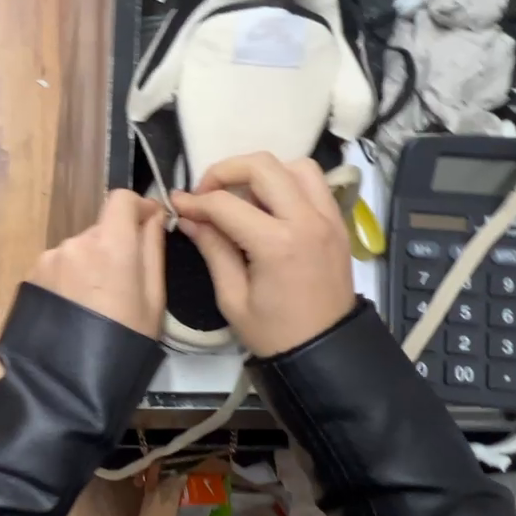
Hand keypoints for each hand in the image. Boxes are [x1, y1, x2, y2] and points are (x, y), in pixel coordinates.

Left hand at [28, 189, 166, 337]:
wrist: (69, 380)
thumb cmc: (124, 340)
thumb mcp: (153, 298)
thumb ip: (152, 249)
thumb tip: (153, 216)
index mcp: (110, 244)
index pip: (120, 199)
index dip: (136, 207)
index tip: (147, 225)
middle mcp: (75, 242)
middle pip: (100, 229)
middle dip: (114, 246)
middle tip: (123, 285)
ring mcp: (49, 259)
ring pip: (78, 250)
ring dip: (89, 265)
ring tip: (95, 305)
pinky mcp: (31, 276)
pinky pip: (58, 267)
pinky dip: (69, 280)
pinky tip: (73, 310)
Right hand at [169, 153, 354, 357]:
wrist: (326, 350)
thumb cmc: (273, 332)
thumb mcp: (232, 297)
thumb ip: (213, 249)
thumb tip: (190, 219)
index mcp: (276, 244)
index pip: (226, 203)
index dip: (195, 201)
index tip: (178, 205)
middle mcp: (306, 220)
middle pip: (263, 166)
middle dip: (226, 171)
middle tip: (207, 193)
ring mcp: (328, 218)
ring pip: (295, 165)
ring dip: (263, 172)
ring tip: (242, 195)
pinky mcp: (337, 222)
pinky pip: (315, 184)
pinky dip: (288, 182)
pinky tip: (268, 205)